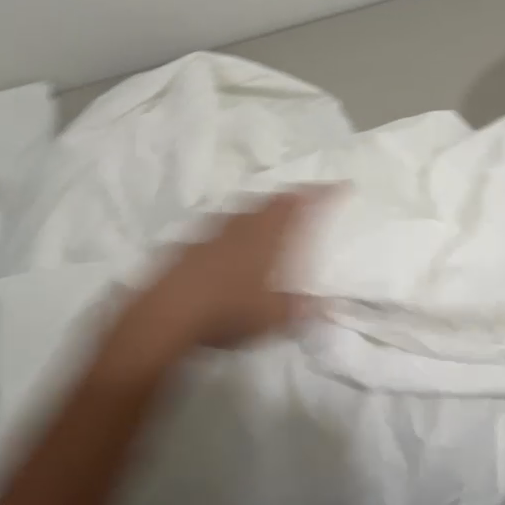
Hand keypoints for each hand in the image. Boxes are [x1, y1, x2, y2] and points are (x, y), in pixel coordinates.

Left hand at [102, 187, 336, 374]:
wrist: (163, 318)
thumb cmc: (228, 311)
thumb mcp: (275, 317)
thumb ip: (304, 309)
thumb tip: (332, 308)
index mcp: (270, 234)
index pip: (302, 204)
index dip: (323, 193)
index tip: (341, 186)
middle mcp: (243, 225)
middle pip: (271, 200)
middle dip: (289, 198)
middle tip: (301, 200)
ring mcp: (211, 233)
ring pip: (241, 211)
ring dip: (256, 211)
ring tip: (263, 220)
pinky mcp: (184, 248)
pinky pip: (214, 231)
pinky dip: (226, 233)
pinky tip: (222, 249)